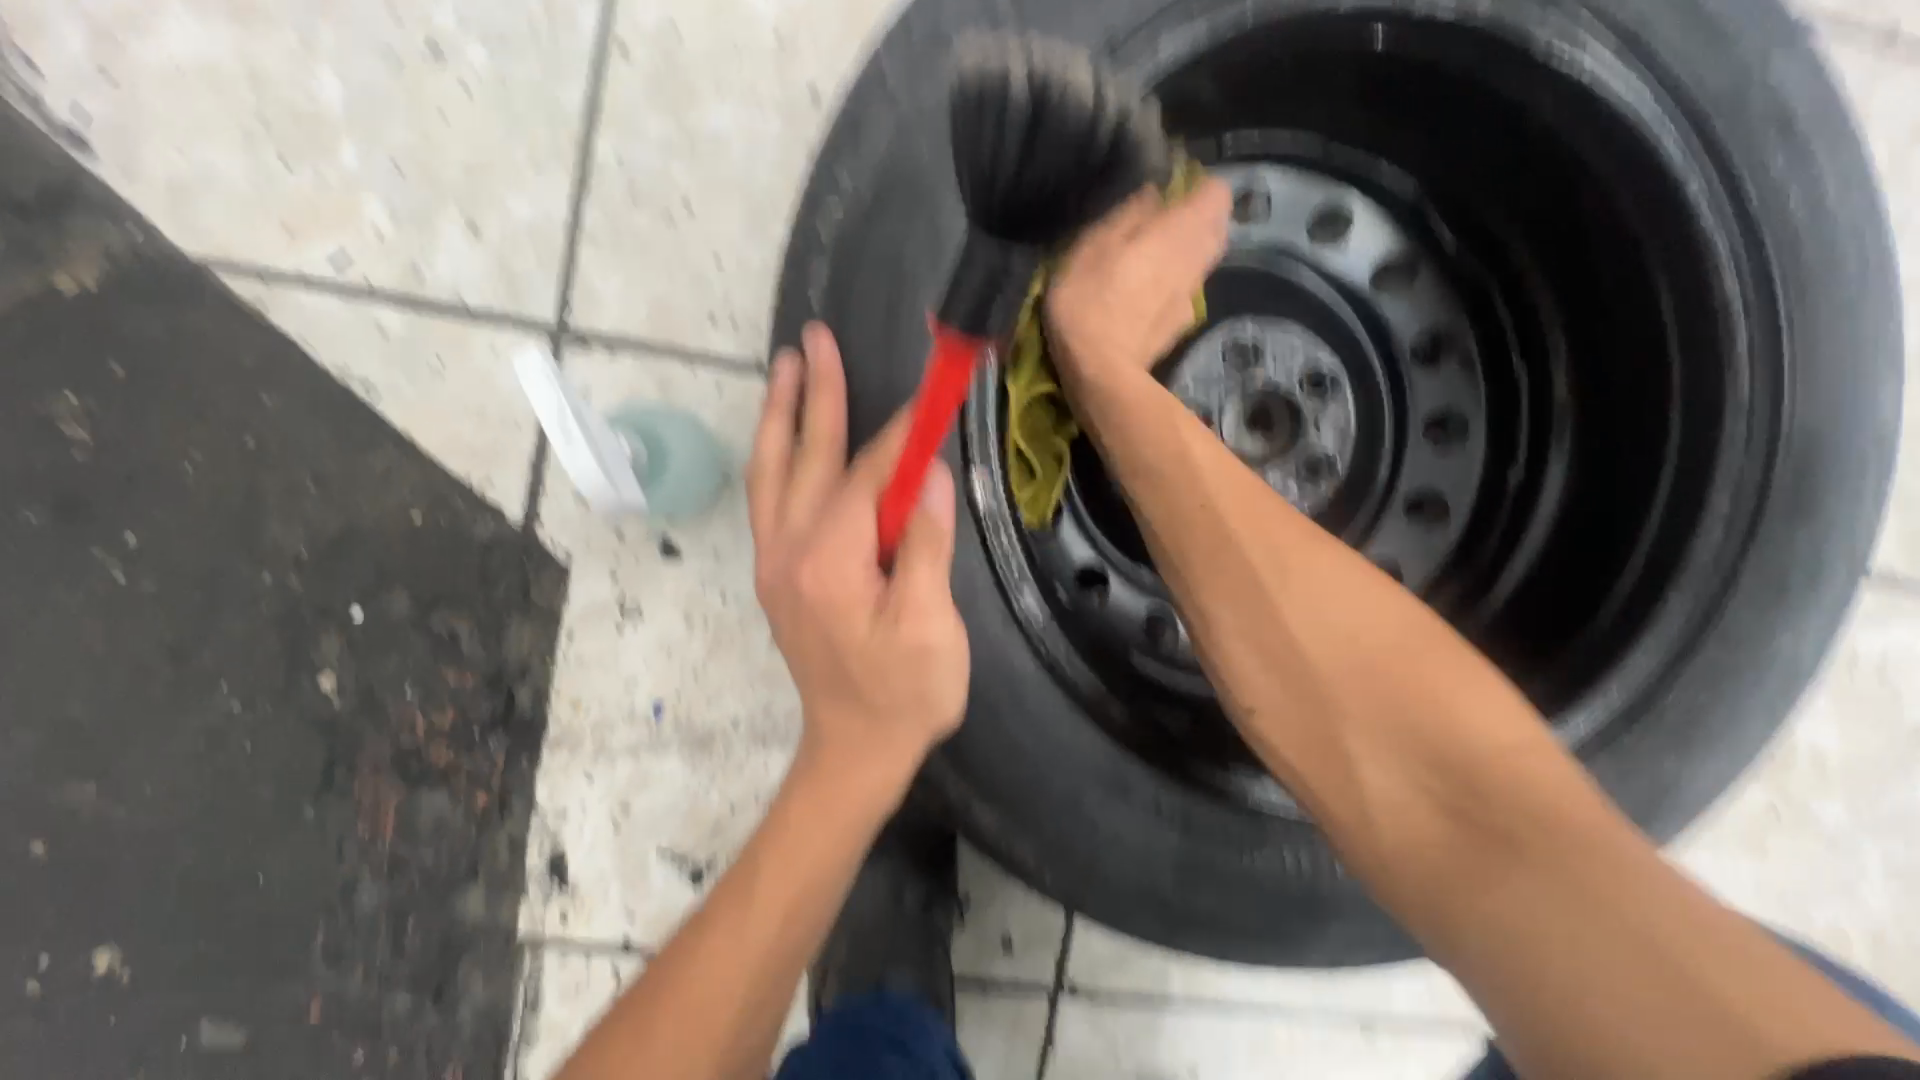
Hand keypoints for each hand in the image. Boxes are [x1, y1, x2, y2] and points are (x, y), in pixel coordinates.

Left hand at [748, 322, 970, 792]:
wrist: (854, 750)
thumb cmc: (904, 695)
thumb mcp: (930, 625)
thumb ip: (926, 544)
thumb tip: (932, 473)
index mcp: (831, 560)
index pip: (869, 474)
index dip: (901, 432)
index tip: (928, 390)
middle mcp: (790, 551)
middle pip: (807, 457)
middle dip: (817, 394)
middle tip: (816, 339)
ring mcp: (775, 562)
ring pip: (772, 473)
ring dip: (782, 416)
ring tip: (787, 367)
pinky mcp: (776, 575)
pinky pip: (768, 498)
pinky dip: (774, 457)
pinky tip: (783, 438)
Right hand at [1045, 179, 1232, 393]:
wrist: (1101, 372)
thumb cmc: (1087, 304)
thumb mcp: (1090, 247)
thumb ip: (1127, 215)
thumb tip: (1153, 194)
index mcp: (1176, 234)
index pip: (1216, 194)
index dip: (1198, 186)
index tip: (1171, 190)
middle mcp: (1194, 260)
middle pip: (1217, 226)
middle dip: (1198, 216)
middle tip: (1164, 219)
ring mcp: (1192, 295)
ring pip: (1206, 258)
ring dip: (1190, 248)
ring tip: (1156, 252)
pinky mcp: (1182, 322)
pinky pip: (1190, 287)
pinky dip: (1179, 279)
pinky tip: (1151, 291)